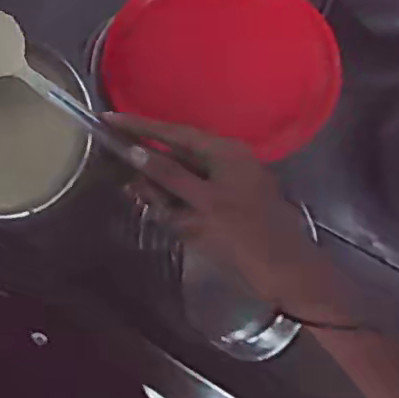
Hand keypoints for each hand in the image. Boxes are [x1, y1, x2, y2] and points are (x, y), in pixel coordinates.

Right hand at [111, 114, 357, 325]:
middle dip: (147, 162)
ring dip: (158, 187)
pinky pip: (189, 196)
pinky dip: (172, 202)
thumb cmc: (249, 236)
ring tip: (139, 195)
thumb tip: (135, 152)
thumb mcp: (205, 204)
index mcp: (224, 152)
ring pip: (179, 177)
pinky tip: (159, 209)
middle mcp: (225, 161)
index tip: (107, 118)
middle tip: (119, 167)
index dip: (138, 126)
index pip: (173, 132)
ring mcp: (225, 184)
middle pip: (174, 153)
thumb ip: (169, 175)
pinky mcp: (223, 206)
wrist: (291, 278)